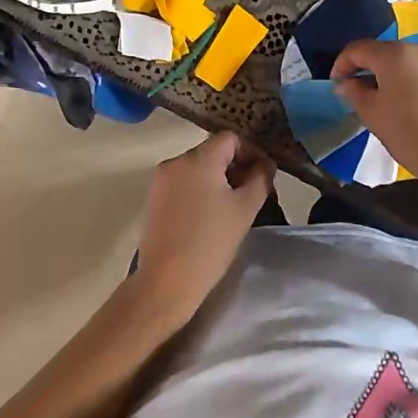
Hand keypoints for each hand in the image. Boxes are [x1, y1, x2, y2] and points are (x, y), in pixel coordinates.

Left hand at [132, 131, 273, 322]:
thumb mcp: (245, 209)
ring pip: (196, 168)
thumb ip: (260, 179)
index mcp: (198, 159)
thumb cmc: (211, 242)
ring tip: (232, 206)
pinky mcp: (153, 197)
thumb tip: (264, 165)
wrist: (168, 278)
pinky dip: (199, 190)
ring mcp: (160, 179)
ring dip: (217, 179)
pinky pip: (182, 182)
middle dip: (234, 166)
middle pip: (211, 151)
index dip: (251, 152)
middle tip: (252, 192)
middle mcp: (175, 161)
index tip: (264, 175)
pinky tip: (209, 215)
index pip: (229, 139)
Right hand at [331, 39, 417, 191]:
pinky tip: (406, 102)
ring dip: (387, 74)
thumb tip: (345, 83)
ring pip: (403, 60)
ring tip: (380, 99)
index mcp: (394, 55)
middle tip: (355, 91)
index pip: (358, 49)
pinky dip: (407, 79)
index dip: (342, 64)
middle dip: (365, 68)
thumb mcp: (371, 113)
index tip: (335, 84)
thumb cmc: (409, 133)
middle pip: (382, 51)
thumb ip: (353, 92)